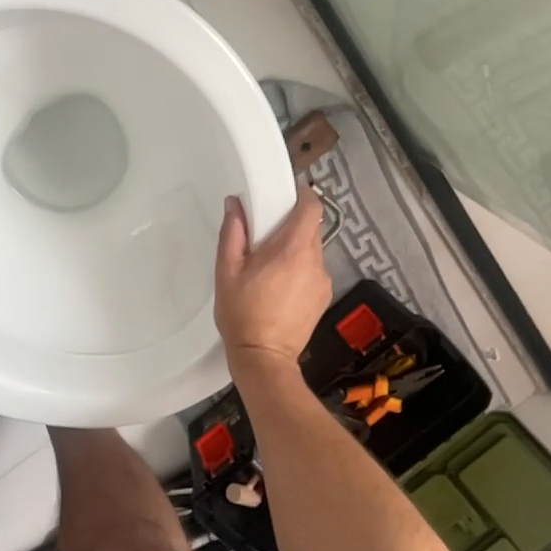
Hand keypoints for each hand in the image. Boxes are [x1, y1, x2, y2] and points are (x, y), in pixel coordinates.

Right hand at [214, 183, 331, 369]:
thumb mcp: (227, 271)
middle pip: (312, 227)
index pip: (312, 207)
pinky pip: (314, 270)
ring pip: (312, 250)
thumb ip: (232, 232)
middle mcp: (315, 262)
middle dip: (291, 223)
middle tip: (266, 231)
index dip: (302, 194)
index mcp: (293, 250)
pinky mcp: (324, 297)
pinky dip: (300, 268)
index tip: (287, 191)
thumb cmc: (242, 314)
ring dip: (295, 248)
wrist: (264, 358)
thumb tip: (235, 204)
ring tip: (269, 264)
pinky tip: (279, 285)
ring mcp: (323, 281)